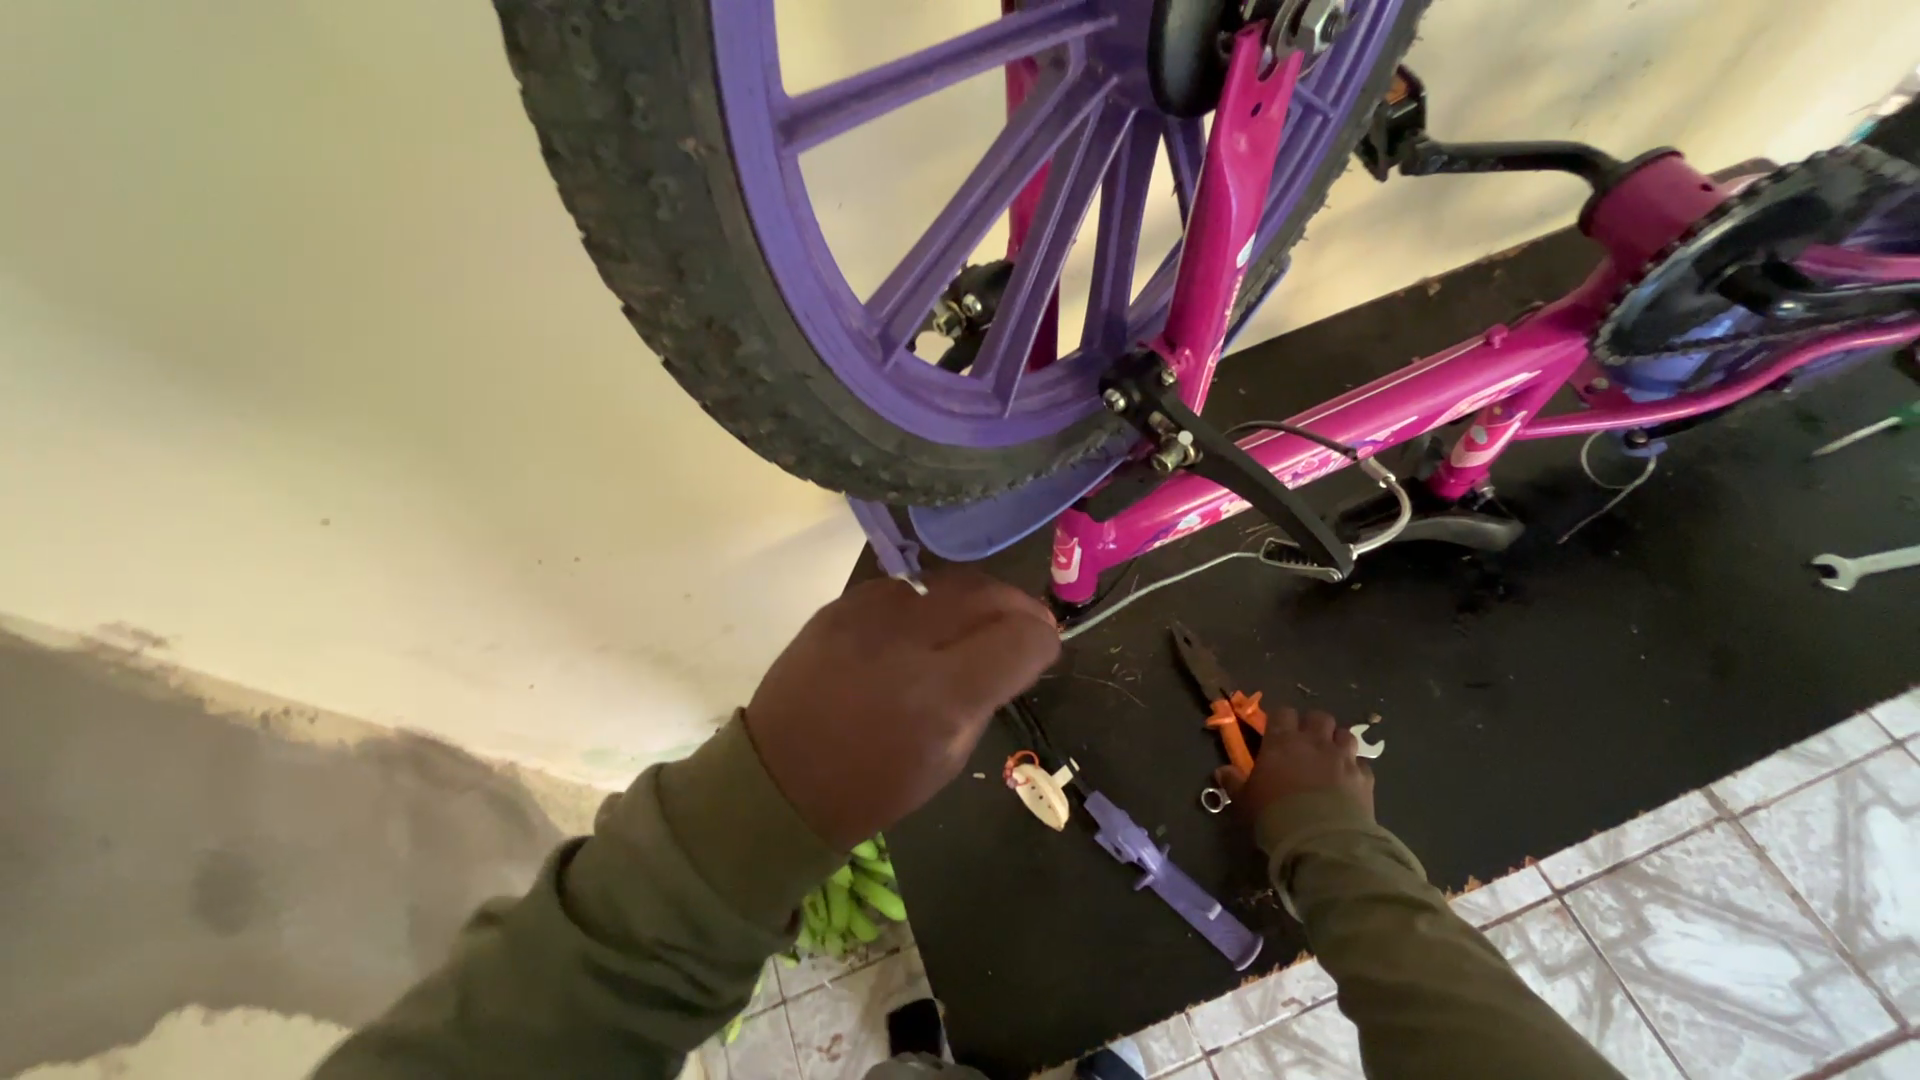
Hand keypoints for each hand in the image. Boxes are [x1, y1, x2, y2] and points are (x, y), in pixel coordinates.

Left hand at [746, 568, 1060, 848]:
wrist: (779, 778)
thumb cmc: (873, 786)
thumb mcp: (949, 758)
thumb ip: (987, 696)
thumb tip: (1016, 652)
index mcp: (941, 696)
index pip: (1022, 638)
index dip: (1043, 642)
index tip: (1042, 653)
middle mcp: (908, 642)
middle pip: (987, 594)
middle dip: (1017, 608)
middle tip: (1024, 627)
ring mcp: (868, 615)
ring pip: (949, 580)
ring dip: (977, 598)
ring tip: (981, 620)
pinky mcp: (840, 605)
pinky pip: (906, 585)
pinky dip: (932, 599)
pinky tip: (931, 622)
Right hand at [1213, 707, 1374, 822]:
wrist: (1321, 840)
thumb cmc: (1275, 815)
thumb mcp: (1245, 801)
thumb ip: (1234, 782)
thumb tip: (1221, 771)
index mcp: (1282, 741)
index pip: (1283, 713)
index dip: (1280, 720)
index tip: (1276, 732)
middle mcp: (1314, 742)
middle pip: (1318, 716)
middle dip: (1313, 725)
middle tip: (1306, 743)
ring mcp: (1343, 758)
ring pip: (1345, 734)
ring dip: (1337, 741)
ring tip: (1330, 757)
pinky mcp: (1365, 778)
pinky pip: (1361, 763)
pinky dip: (1355, 768)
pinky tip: (1349, 782)